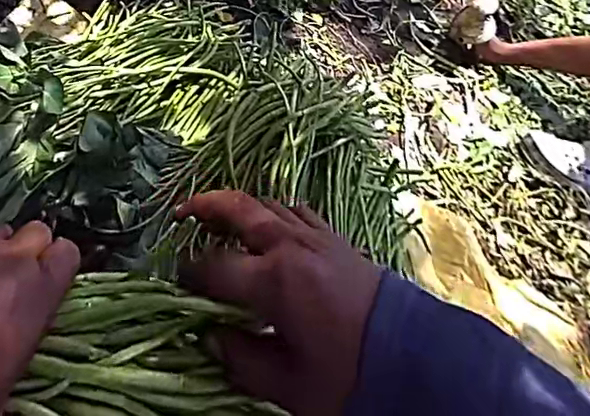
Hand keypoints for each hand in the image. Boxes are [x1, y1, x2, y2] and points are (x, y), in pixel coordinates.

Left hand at [0, 219, 78, 415]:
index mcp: (37, 292)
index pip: (67, 255)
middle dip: (28, 250)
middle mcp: (14, 258)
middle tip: (12, 281)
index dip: (57, 265)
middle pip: (37, 231)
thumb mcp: (2, 388)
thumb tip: (12, 382)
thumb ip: (17, 357)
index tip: (47, 283)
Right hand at [175, 191, 383, 415]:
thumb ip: (243, 360)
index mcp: (273, 280)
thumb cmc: (348, 376)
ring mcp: (313, 235)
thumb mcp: (290, 385)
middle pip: (237, 208)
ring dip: (237, 206)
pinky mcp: (333, 236)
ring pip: (265, 202)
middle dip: (204, 205)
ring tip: (219, 217)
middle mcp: (288, 244)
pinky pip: (295, 209)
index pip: (214, 267)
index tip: (176, 277)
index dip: (189, 272)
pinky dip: (273, 210)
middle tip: (181, 212)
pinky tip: (270, 224)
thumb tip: (210, 339)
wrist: (414, 356)